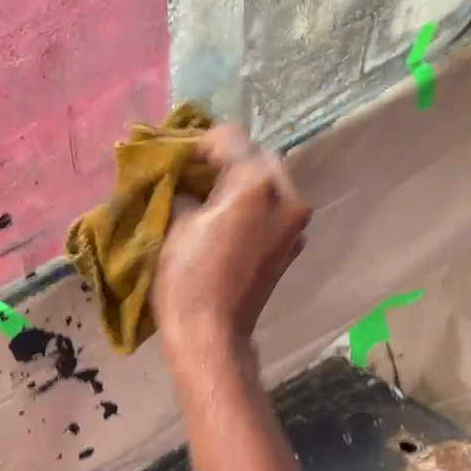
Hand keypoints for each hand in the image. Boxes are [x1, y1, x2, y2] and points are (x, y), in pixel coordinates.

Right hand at [153, 125, 310, 355]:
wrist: (211, 332)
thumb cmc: (186, 278)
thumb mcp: (176, 225)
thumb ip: (188, 193)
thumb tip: (188, 184)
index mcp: (254, 185)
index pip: (231, 138)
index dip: (201, 143)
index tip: (179, 160)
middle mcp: (286, 196)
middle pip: (258, 157)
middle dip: (226, 160)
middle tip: (193, 176)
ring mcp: (295, 223)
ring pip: (269, 182)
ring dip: (240, 182)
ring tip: (207, 198)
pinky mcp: (292, 245)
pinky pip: (273, 209)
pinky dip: (250, 206)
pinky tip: (225, 223)